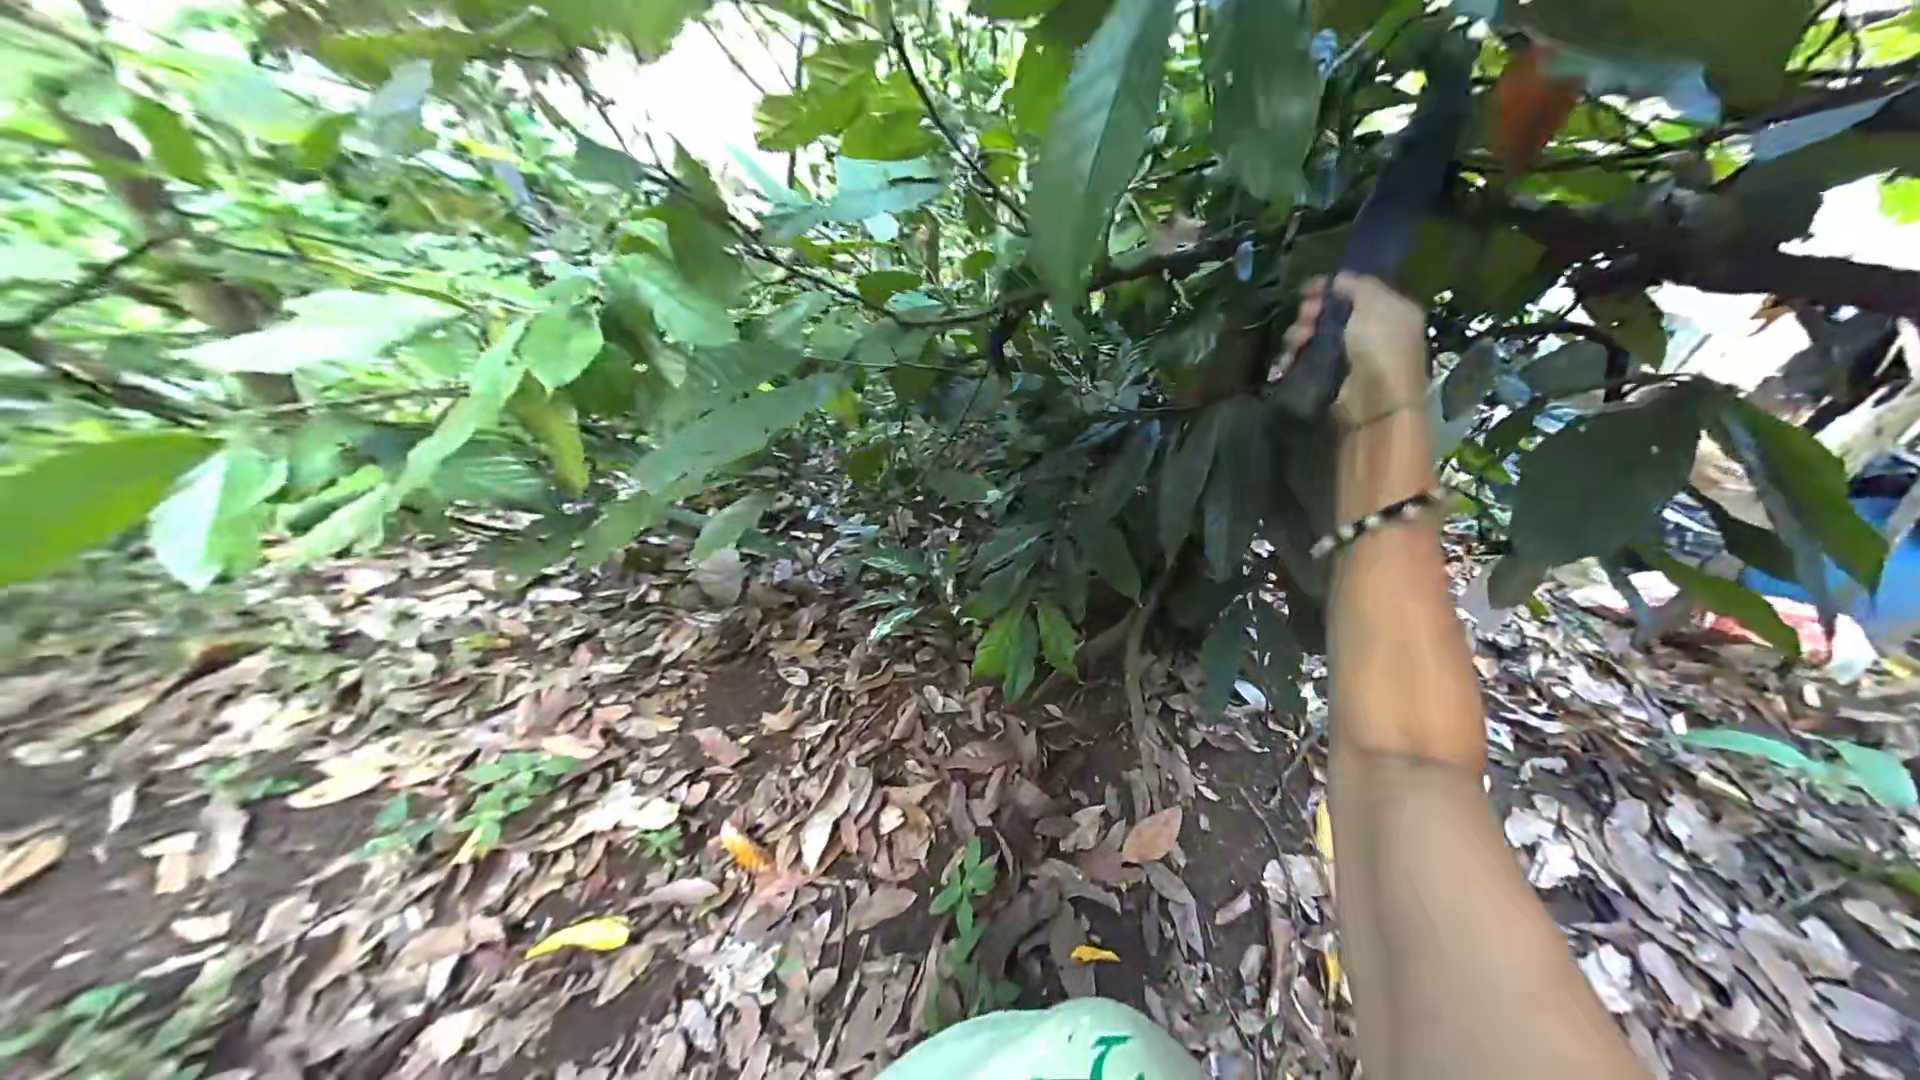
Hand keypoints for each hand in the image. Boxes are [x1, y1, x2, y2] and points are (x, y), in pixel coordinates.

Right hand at [1276, 273, 1429, 428]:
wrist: (1375, 401)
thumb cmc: (1382, 347)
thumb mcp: (1377, 306)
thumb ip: (1358, 286)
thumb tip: (1338, 278)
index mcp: (1387, 310)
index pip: (1353, 291)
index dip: (1329, 287)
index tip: (1307, 288)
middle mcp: (1366, 331)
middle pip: (1328, 313)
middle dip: (1311, 312)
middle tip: (1305, 316)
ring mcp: (1344, 356)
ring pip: (1312, 336)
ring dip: (1298, 334)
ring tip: (1296, 341)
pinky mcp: (1325, 377)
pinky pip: (1303, 359)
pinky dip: (1292, 357)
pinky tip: (1286, 359)